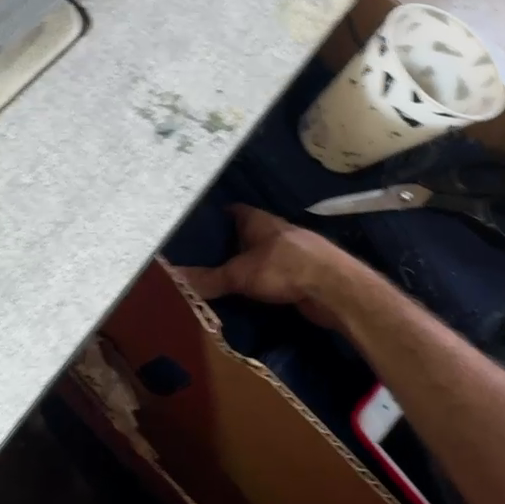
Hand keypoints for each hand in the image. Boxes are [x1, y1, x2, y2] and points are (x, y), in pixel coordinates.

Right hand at [175, 205, 349, 325]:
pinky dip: (263, 280)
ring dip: (248, 263)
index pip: (232, 211)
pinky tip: (251, 292)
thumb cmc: (282, 267)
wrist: (333, 288)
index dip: (216, 217)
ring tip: (222, 275)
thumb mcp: (239, 274)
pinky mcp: (303, 273)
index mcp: (257, 219)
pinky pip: (275, 273)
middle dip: (229, 242)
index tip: (197, 226)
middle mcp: (274, 230)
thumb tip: (171, 277)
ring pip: (262, 254)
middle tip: (203, 255)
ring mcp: (291, 251)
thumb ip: (208, 278)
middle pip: (247, 233)